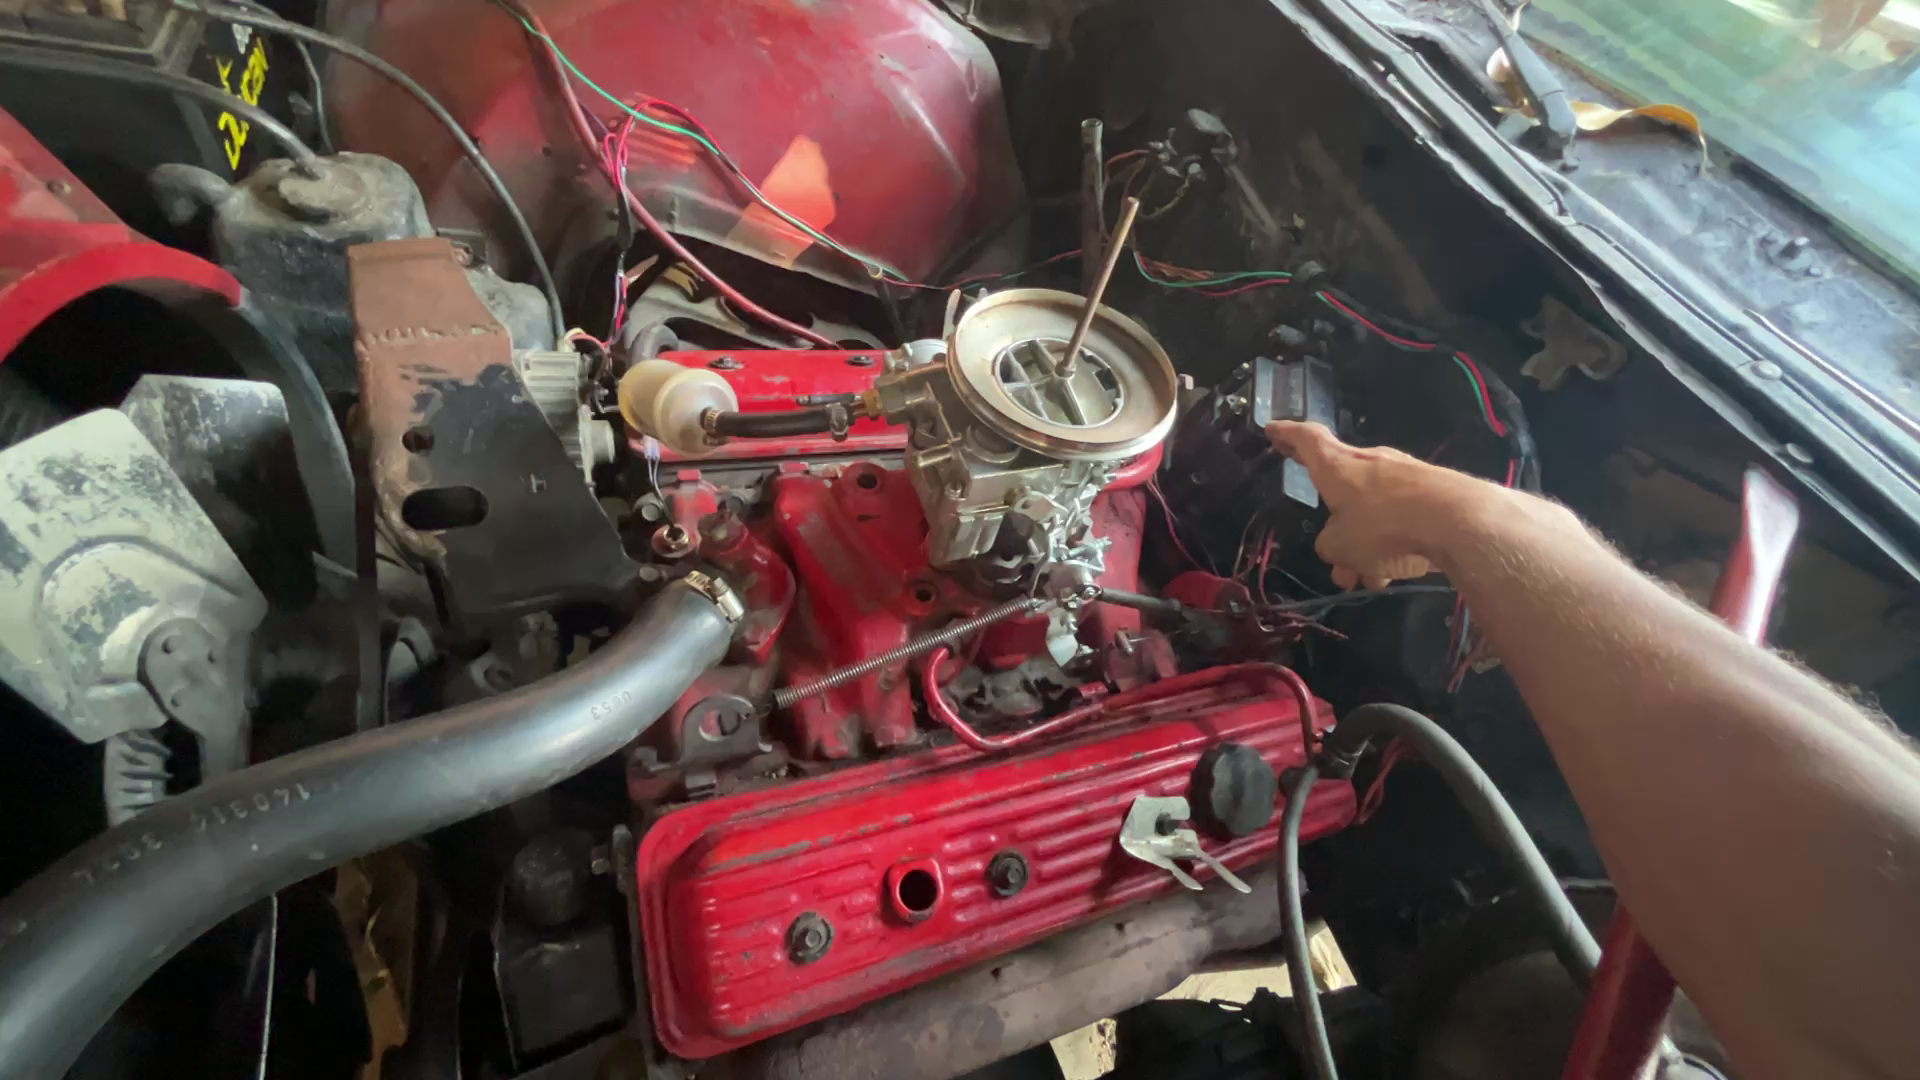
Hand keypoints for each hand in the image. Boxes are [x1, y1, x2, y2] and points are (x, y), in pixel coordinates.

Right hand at [1265, 421, 1477, 588]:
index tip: (1273, 429)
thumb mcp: (1337, 545)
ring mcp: (1405, 475)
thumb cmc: (1382, 525)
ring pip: (1373, 511)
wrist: (1460, 521)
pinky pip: (1400, 519)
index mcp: (1337, 465)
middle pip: (1342, 487)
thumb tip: (1337, 546)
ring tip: (1364, 578)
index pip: (1306, 439)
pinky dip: (1392, 544)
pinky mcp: (1434, 493)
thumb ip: (1327, 544)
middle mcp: (1369, 462)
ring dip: (1365, 544)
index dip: (1287, 434)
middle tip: (1332, 551)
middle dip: (1335, 521)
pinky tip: (1393, 574)